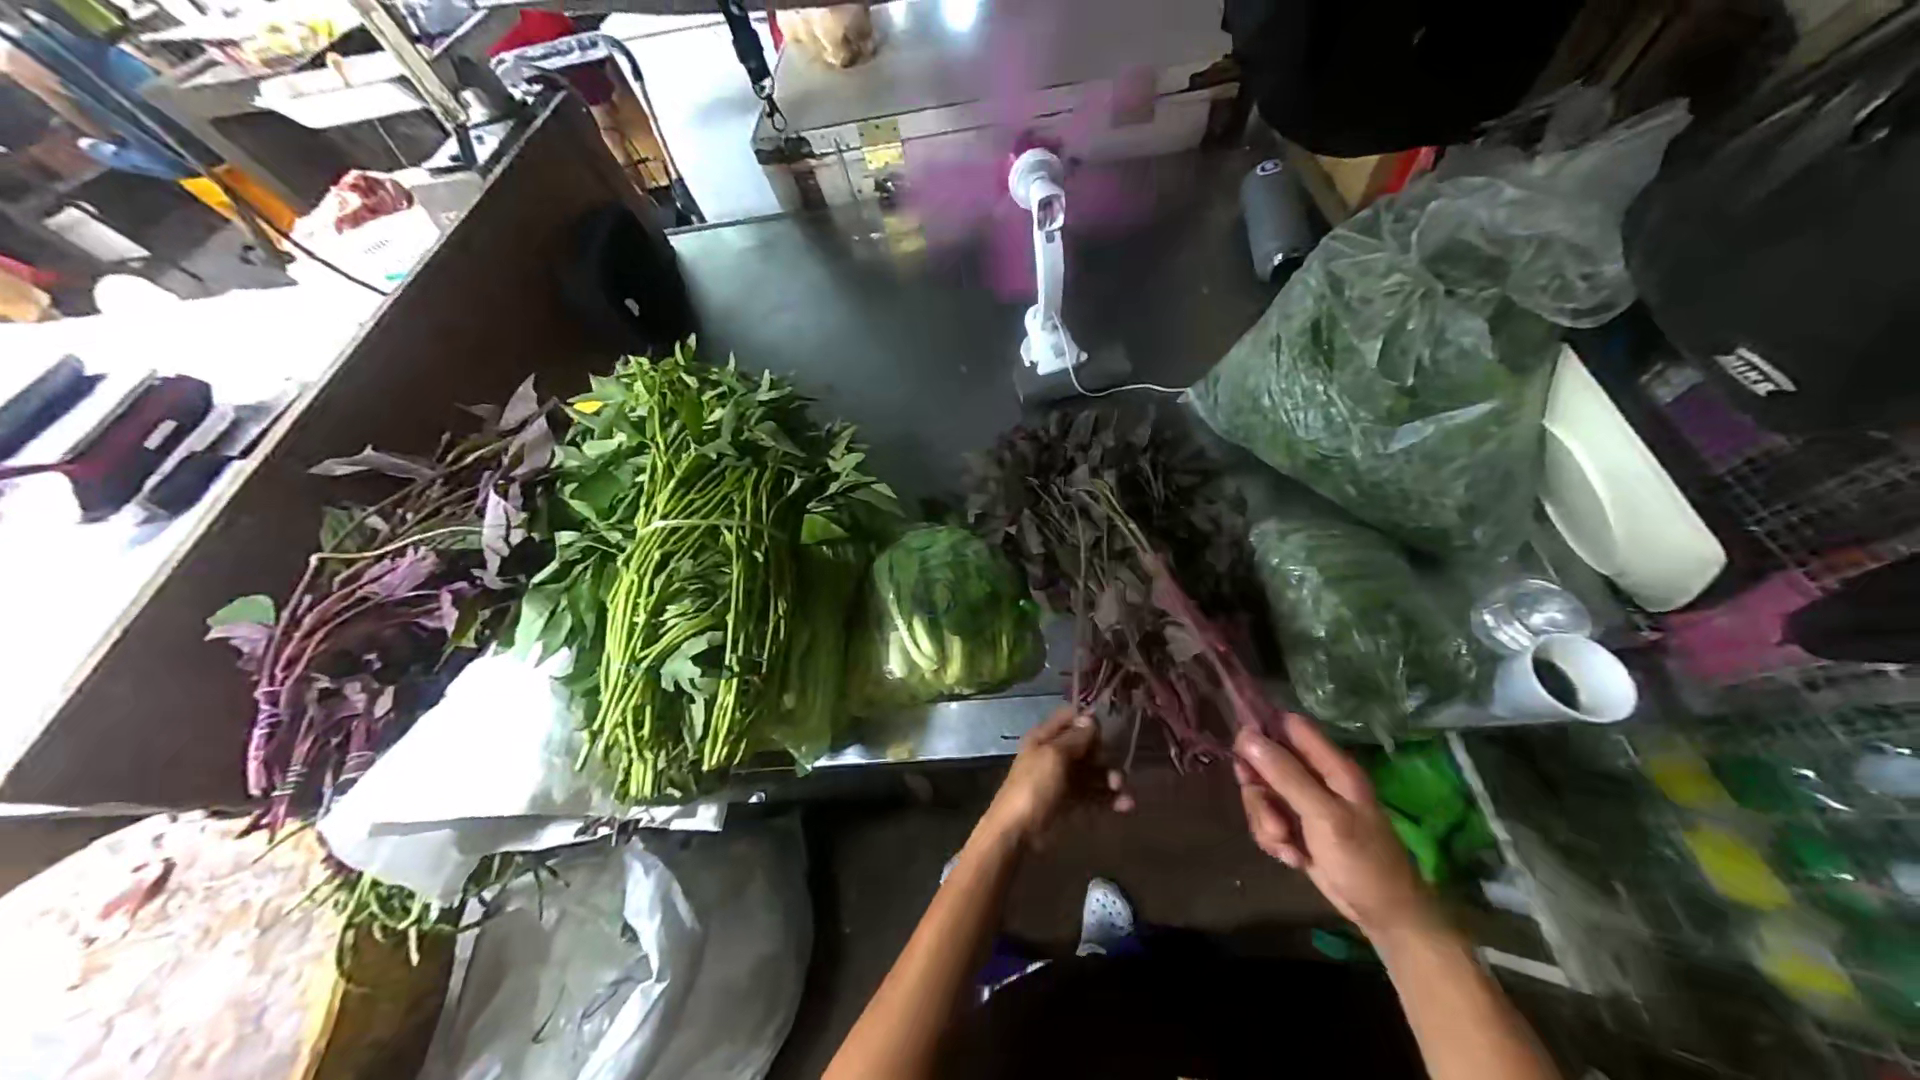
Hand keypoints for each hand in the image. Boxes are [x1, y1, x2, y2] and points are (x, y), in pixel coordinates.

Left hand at [982, 707, 1134, 844]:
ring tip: (1120, 788)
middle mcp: (1055, 755)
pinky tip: (1125, 805)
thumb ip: (1074, 738)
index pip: (1069, 718)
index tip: (1109, 728)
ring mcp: (1065, 780)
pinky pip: (1095, 796)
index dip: (1089, 720)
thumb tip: (1090, 718)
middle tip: (1115, 763)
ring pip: (1094, 772)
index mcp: (1044, 738)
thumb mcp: (1053, 756)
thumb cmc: (1033, 786)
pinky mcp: (1073, 803)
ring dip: (1111, 777)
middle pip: (1087, 746)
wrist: (1018, 832)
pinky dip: (1111, 799)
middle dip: (1105, 754)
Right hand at [1234, 713, 1442, 942]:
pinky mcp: (1294, 826)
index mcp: (1330, 764)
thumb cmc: (1362, 860)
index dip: (1262, 730)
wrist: (1383, 914)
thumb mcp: (1323, 815)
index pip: (1288, 725)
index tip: (1241, 751)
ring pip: (1260, 793)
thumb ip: (1285, 775)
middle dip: (1258, 788)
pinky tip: (1291, 856)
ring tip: (1285, 843)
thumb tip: (1245, 736)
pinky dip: (1271, 838)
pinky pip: (1265, 819)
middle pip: (1265, 760)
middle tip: (1267, 812)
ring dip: (1264, 820)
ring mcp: (1303, 802)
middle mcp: (1314, 777)